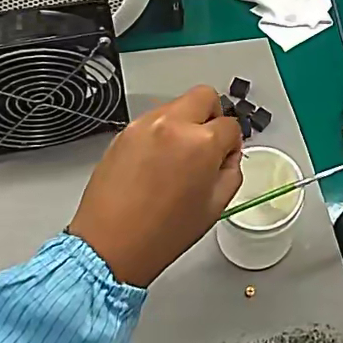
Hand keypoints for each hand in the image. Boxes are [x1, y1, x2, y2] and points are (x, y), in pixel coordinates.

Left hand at [68, 86, 244, 286]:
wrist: (110, 245)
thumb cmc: (160, 233)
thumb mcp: (215, 206)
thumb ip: (231, 171)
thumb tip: (229, 155)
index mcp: (201, 143)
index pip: (230, 125)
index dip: (232, 143)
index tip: (225, 154)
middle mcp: (173, 125)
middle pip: (205, 96)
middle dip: (212, 116)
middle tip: (208, 142)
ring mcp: (145, 125)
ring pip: (178, 105)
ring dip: (186, 123)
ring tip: (178, 158)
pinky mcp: (125, 132)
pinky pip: (154, 120)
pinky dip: (162, 133)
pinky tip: (157, 162)